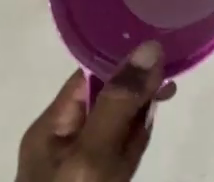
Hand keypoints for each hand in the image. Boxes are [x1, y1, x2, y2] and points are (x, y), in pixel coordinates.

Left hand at [18, 42, 173, 181]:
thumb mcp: (93, 156)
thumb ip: (119, 102)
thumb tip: (150, 45)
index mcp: (51, 124)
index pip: (91, 72)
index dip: (124, 61)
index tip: (162, 58)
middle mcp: (63, 136)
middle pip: (110, 95)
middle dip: (135, 103)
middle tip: (144, 123)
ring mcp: (79, 161)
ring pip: (120, 122)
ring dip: (135, 132)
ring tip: (126, 163)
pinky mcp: (95, 179)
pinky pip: (121, 150)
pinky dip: (133, 151)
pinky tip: (130, 168)